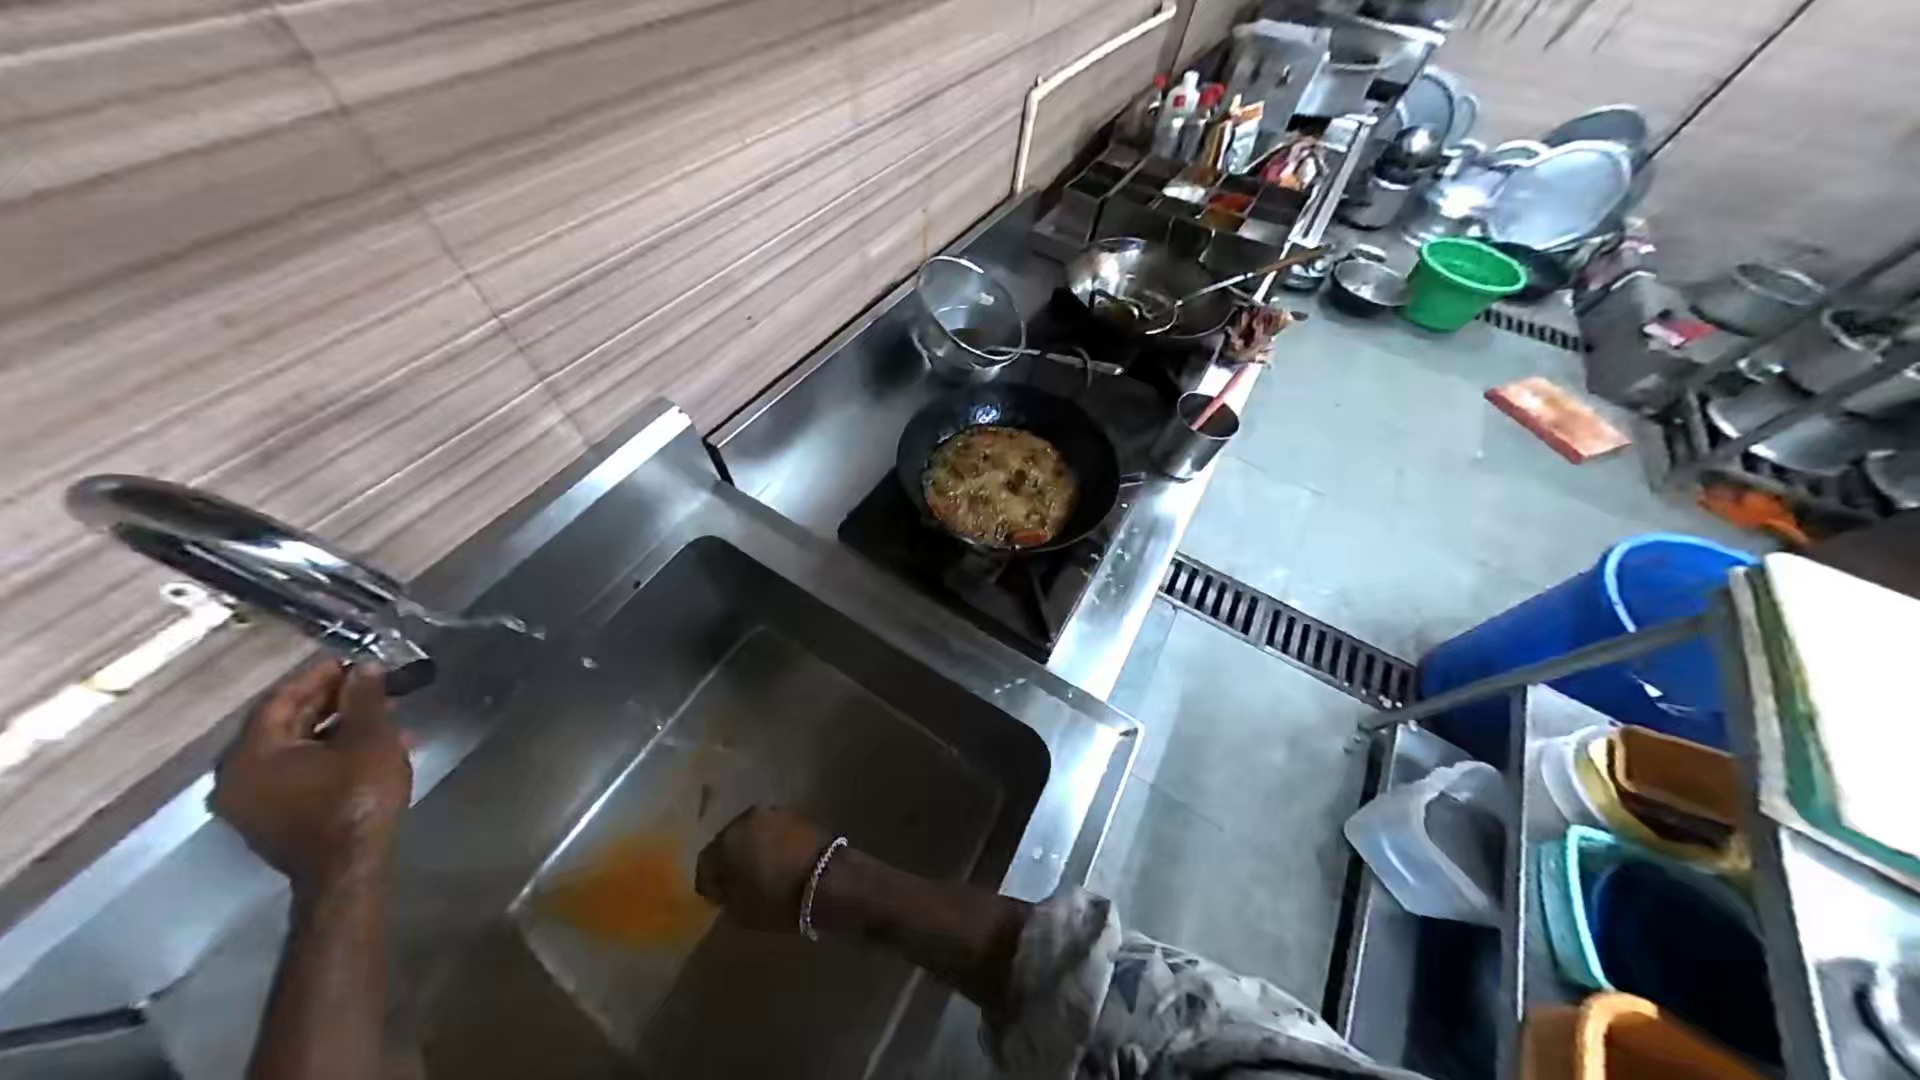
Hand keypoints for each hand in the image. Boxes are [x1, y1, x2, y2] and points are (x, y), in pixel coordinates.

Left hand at [211, 660, 411, 895]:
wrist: (350, 865)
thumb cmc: (357, 797)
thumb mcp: (370, 740)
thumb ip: (365, 700)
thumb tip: (365, 668)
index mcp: (251, 755)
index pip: (281, 701)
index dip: (319, 677)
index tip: (354, 661)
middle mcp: (238, 776)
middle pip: (286, 724)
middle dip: (333, 702)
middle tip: (372, 684)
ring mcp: (253, 801)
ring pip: (298, 748)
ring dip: (340, 728)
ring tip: (383, 714)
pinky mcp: (275, 816)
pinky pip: (301, 770)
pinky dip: (334, 753)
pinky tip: (374, 747)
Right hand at [694, 806, 832, 931]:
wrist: (827, 879)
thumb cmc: (776, 898)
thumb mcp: (738, 908)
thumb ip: (723, 892)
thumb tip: (721, 884)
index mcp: (727, 838)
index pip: (707, 860)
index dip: (709, 880)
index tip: (716, 895)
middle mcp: (749, 817)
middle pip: (731, 839)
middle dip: (731, 859)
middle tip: (737, 881)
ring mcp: (776, 812)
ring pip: (755, 832)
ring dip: (754, 848)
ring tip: (761, 870)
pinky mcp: (798, 814)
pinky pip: (777, 830)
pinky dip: (774, 843)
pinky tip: (780, 861)